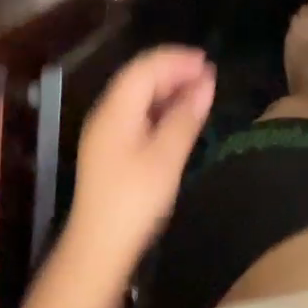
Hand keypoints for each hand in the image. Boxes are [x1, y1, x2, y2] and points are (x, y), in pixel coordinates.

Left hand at [68, 46, 215, 269]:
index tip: (208, 61)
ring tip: (200, 93)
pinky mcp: (111, 150)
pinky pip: (137, 114)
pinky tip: (179, 117)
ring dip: (168, 90)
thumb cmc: (134, 200)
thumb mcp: (166, 158)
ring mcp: (106, 132)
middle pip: (139, 79)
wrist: (98, 247)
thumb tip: (207, 83)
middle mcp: (107, 114)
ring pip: (138, 97)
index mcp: (116, 110)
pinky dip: (160, 109)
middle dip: (173, 71)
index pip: (145, 68)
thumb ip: (185, 117)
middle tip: (208, 76)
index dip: (176, 59)